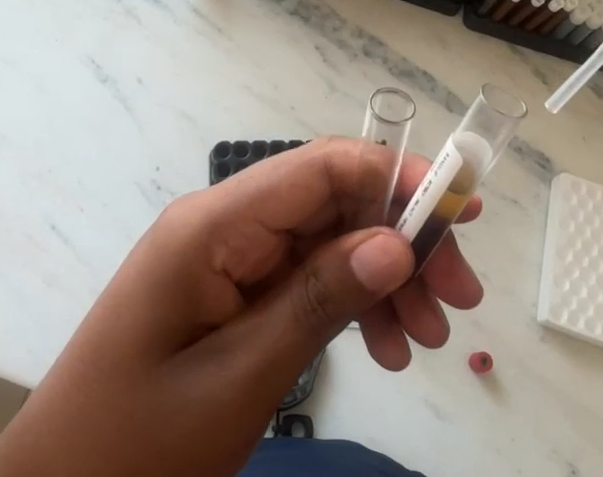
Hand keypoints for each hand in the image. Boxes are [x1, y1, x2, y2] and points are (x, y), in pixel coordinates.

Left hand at [0, 137, 482, 476]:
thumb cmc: (139, 437)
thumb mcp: (241, 374)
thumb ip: (321, 299)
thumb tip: (397, 240)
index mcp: (214, 223)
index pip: (321, 165)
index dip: (397, 174)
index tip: (463, 212)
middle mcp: (222, 223)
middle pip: (332, 202)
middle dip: (401, 239)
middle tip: (460, 300)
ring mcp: (226, 257)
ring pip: (327, 241)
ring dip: (384, 278)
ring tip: (428, 339)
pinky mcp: (229, 290)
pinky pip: (305, 277)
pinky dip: (351, 303)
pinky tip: (385, 348)